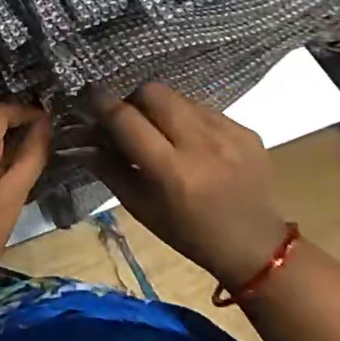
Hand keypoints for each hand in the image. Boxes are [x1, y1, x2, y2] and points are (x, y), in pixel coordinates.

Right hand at [87, 82, 288, 289]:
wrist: (256, 247)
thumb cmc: (189, 233)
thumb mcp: (140, 208)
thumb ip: (108, 168)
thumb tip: (82, 137)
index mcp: (172, 171)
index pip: (126, 119)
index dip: (103, 104)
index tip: (91, 100)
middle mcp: (201, 146)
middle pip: (153, 93)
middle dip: (133, 100)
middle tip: (129, 117)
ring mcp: (228, 134)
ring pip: (178, 96)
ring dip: (160, 108)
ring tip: (161, 130)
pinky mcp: (245, 130)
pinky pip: (203, 108)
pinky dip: (187, 118)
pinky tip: (191, 141)